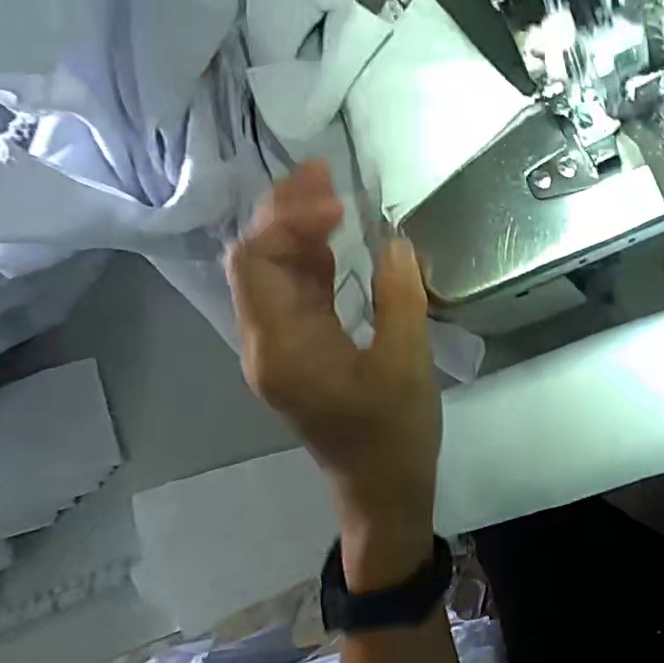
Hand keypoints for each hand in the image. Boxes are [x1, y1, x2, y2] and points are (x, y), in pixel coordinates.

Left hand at [225, 160, 440, 589]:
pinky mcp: (299, 353)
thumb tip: (393, 242)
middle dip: (283, 212)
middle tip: (325, 173)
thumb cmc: (396, 435)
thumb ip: (399, 299)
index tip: (338, 197)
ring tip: (330, 193)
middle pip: (255, 262)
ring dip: (294, 232)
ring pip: (271, 275)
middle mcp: (266, 343)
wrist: (383, 489)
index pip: (258, 264)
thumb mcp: (408, 366)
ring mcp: (279, 349)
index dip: (289, 220)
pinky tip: (335, 241)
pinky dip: (310, 260)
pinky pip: (293, 294)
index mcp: (283, 349)